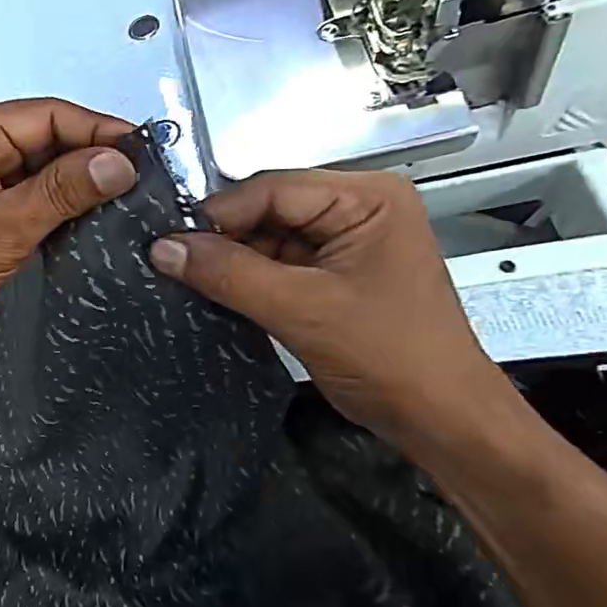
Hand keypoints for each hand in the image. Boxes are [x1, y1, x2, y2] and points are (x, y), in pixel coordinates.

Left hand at [0, 98, 136, 356]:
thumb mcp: (3, 226)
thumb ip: (62, 190)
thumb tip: (122, 163)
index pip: (48, 115)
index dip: (99, 130)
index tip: (146, 154)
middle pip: (50, 138)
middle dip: (94, 156)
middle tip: (146, 180)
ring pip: (47, 169)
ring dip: (84, 182)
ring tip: (132, 198)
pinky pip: (38, 196)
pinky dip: (67, 205)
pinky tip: (98, 216)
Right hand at [148, 169, 511, 442]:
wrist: (440, 418)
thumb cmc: (393, 357)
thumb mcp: (302, 310)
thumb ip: (230, 274)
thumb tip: (166, 248)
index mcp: (368, 198)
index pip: (274, 188)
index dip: (220, 213)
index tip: (172, 240)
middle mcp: (360, 210)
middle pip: (273, 211)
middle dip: (228, 240)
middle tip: (178, 264)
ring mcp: (350, 245)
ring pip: (274, 241)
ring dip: (238, 264)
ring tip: (196, 283)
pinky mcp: (339, 278)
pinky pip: (285, 268)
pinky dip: (254, 283)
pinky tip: (225, 296)